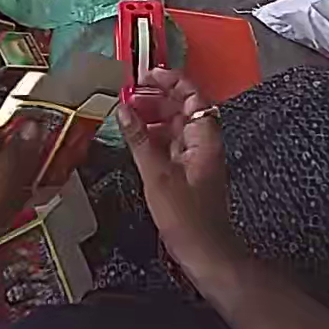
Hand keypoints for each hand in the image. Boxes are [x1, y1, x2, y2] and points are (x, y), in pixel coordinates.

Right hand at [115, 69, 247, 282]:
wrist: (205, 254)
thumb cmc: (186, 217)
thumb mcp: (157, 175)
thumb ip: (139, 139)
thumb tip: (123, 108)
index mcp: (204, 137)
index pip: (192, 95)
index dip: (170, 80)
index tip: (145, 75)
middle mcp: (202, 141)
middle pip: (182, 106)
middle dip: (156, 96)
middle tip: (129, 93)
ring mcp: (194, 155)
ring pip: (174, 123)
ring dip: (152, 114)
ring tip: (127, 111)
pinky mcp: (185, 169)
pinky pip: (169, 141)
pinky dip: (152, 134)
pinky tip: (133, 135)